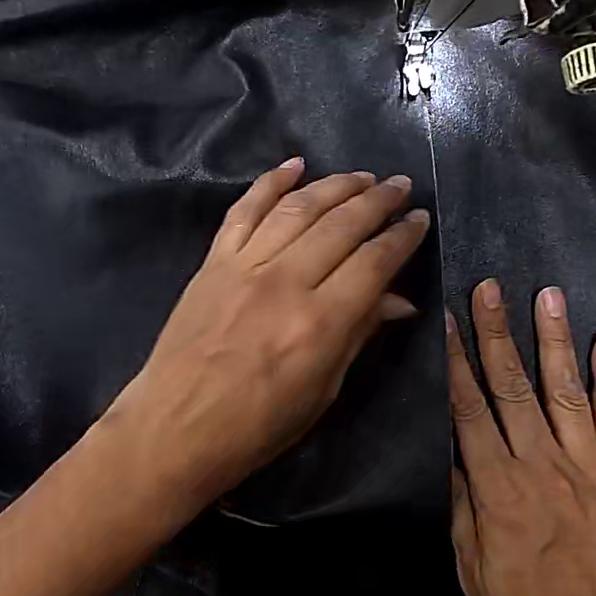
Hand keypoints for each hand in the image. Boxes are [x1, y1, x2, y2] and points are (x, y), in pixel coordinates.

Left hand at [111, 159, 429, 506]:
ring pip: (299, 207)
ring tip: (362, 176)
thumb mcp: (323, 390)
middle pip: (342, 224)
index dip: (403, 237)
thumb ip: (360, 334)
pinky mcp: (214, 261)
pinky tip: (295, 164)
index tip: (420, 219)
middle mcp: (285, 282)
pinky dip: (271, 182)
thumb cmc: (258, 425)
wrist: (174, 430)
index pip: (374, 262)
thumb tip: (400, 301)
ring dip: (335, 185)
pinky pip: (245, 210)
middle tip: (400, 186)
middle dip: (378, 200)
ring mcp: (245, 266)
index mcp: (320, 322)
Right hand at [448, 280, 595, 595]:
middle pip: (514, 387)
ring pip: (564, 390)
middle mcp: (544, 467)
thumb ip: (464, 514)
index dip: (458, 363)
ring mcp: (588, 468)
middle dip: (497, 333)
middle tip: (489, 287)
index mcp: (501, 493)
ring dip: (553, 339)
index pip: (471, 411)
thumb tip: (456, 459)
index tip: (450, 322)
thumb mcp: (477, 584)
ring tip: (546, 295)